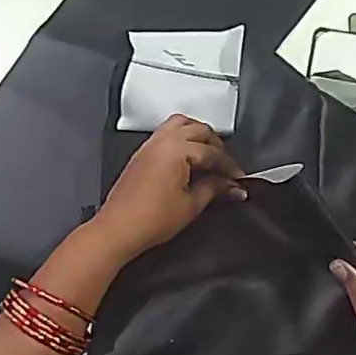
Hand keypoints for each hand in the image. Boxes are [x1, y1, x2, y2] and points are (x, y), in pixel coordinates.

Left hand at [87, 115, 245, 262]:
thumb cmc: (149, 220)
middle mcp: (162, 141)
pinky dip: (181, 137)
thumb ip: (214, 189)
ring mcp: (149, 145)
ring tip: (209, 155)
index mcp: (177, 150)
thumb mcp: (191, 205)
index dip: (229, 166)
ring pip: (181, 124)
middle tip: (226, 167)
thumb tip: (230, 185)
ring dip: (198, 135)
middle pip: (199, 130)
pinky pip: (166, 133)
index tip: (238, 179)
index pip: (212, 152)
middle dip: (217, 146)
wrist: (118, 229)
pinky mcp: (141, 154)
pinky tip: (188, 156)